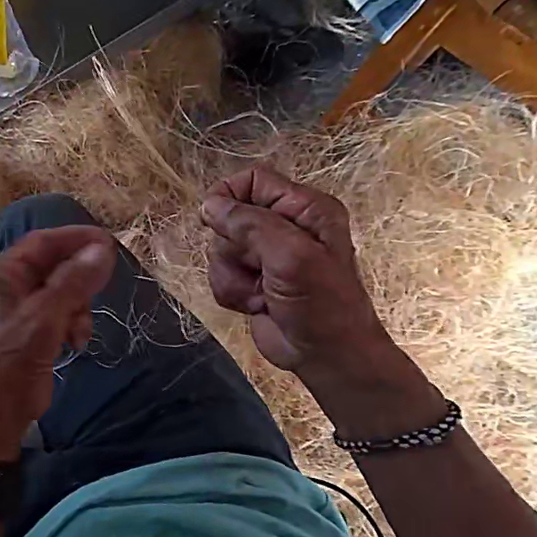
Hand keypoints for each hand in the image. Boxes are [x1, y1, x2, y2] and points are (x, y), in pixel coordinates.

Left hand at [0, 225, 117, 462]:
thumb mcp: (45, 317)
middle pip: (55, 267)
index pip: (41, 242)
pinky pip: (60, 314)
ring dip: (78, 308)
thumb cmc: (12, 361)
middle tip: (101, 289)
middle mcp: (7, 287)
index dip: (75, 239)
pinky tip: (75, 342)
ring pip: (62, 292)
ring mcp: (19, 310)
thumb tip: (102, 250)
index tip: (107, 244)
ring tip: (79, 330)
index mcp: (0, 274)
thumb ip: (73, 282)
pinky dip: (72, 324)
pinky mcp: (31, 332)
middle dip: (79, 282)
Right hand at [201, 167, 441, 436]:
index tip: (213, 220)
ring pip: (219, 250)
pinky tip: (256, 305)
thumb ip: (251, 225)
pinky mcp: (251, 280)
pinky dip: (232, 292)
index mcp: (304, 208)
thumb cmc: (321, 304)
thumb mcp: (290, 256)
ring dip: (231, 276)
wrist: (327, 356)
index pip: (253, 180)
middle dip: (232, 249)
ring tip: (260, 293)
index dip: (228, 196)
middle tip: (257, 269)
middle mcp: (284, 226)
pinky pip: (220, 275)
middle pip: (229, 218)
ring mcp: (266, 255)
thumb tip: (209, 204)